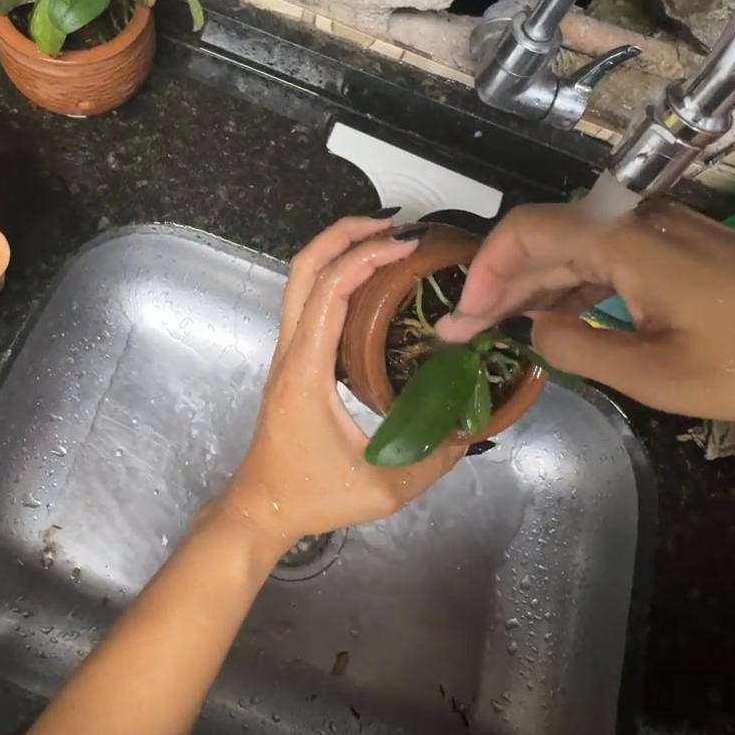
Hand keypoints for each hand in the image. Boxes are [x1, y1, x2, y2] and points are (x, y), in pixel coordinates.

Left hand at [219, 217, 466, 547]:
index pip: (328, 292)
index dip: (364, 259)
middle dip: (343, 234)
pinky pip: (308, 301)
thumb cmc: (312, 495)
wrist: (260, 508)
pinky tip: (371, 284)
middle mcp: (291, 349)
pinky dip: (335, 277)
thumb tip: (473, 428)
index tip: (406, 247)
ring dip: (336, 251)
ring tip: (383, 242)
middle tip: (390, 226)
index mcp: (307, 369)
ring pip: (300, 280)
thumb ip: (433, 459)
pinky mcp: (292, 359)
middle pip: (302, 268)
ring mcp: (287, 351)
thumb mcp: (383, 487)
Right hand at [435, 200, 734, 428]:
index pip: (526, 230)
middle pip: (546, 237)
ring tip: (502, 328)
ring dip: (535, 285)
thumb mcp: (658, 375)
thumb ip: (579, 347)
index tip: (463, 316)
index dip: (484, 269)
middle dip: (500, 282)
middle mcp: (639, 220)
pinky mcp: (686, 248)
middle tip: (466, 330)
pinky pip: (610, 256)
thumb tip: (534, 328)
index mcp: (625, 240)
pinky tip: (563, 315)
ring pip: (577, 246)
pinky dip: (575, 285)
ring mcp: (665, 231)